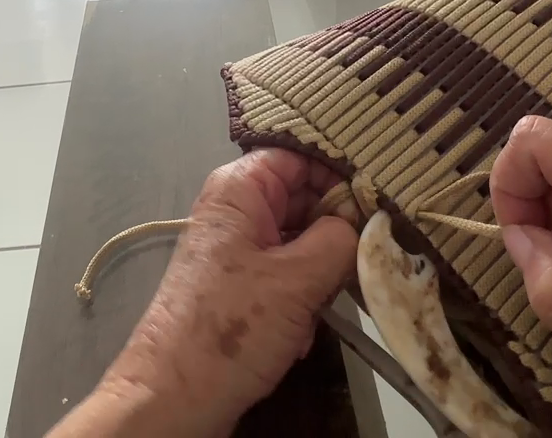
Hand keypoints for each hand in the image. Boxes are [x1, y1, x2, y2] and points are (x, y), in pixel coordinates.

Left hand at [54, 149, 359, 437]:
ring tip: (324, 305)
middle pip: (303, 196)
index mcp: (241, 186)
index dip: (338, 172)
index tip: (377, 199)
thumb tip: (366, 223)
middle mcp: (238, 206)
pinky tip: (300, 331)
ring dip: (319, 273)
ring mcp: (238, 244)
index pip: (300, 155)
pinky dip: (302, 297)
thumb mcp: (296, 280)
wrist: (174, 396)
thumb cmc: (230, 327)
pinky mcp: (241, 281)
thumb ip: (340, 240)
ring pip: (300, 238)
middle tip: (364, 259)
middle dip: (334, 231)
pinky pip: (287, 272)